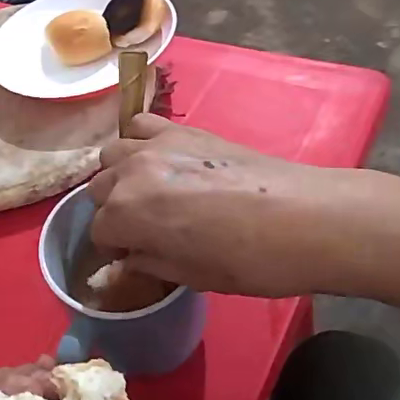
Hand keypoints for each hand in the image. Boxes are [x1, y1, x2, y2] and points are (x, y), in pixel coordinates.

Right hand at [89, 116, 346, 298]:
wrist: (301, 217)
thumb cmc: (246, 259)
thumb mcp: (190, 275)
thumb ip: (148, 262)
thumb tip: (129, 258)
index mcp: (126, 213)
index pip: (99, 230)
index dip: (115, 247)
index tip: (134, 254)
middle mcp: (131, 172)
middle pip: (99, 188)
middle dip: (114, 209)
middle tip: (143, 226)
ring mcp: (156, 144)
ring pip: (114, 153)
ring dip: (121, 174)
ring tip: (149, 190)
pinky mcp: (182, 129)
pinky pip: (142, 124)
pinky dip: (141, 140)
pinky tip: (162, 159)